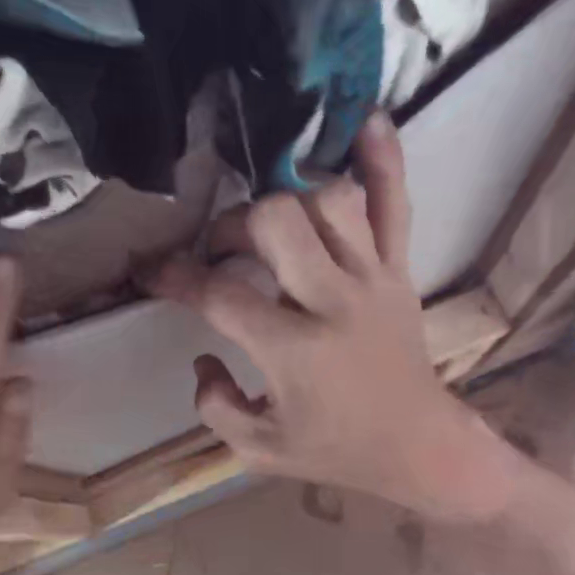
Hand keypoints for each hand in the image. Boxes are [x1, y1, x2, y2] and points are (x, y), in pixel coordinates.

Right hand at [150, 113, 515, 523]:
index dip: (176, 278)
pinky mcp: (400, 271)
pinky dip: (382, 161)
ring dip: (288, 202)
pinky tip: (365, 124)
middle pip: (275, 222)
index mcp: (293, 350)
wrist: (421, 447)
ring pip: (330, 200)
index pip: (220, 295)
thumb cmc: (335, 451)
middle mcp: (333, 301)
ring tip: (272, 225)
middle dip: (233, 226)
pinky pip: (396, 204)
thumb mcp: (258, 451)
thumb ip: (215, 407)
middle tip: (223, 249)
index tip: (152, 270)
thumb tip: (202, 359)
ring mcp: (373, 279)